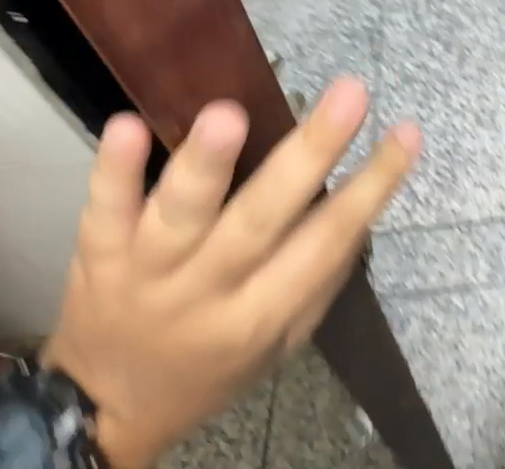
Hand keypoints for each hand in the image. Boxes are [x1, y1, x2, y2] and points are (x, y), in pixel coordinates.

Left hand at [41, 79, 419, 467]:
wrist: (101, 411)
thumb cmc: (211, 369)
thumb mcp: (280, 344)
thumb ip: (318, 280)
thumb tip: (362, 208)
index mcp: (261, 314)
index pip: (327, 243)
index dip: (372, 187)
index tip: (407, 132)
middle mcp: (207, 292)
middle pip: (261, 221)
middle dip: (310, 153)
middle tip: (352, 93)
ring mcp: (146, 272)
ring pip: (179, 217)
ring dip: (205, 165)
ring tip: (230, 113)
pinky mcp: (97, 254)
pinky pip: (102, 211)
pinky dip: (114, 170)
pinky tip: (128, 123)